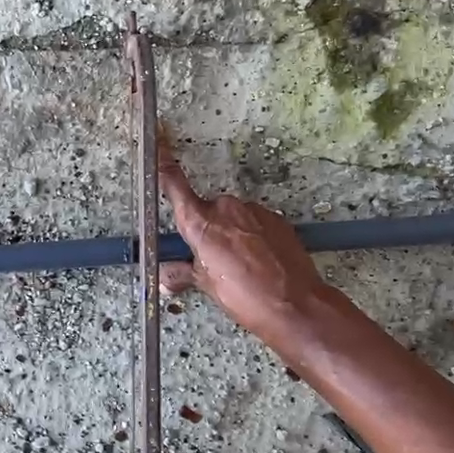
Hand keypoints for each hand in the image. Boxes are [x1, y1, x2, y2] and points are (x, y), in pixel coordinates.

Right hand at [157, 137, 342, 348]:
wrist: (295, 305)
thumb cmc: (248, 297)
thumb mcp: (206, 286)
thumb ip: (182, 273)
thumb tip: (166, 277)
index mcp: (200, 223)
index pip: (174, 185)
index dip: (163, 164)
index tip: (158, 147)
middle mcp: (225, 209)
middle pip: (207, 210)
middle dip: (208, 230)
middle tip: (213, 258)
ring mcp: (253, 211)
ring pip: (232, 217)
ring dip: (232, 234)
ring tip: (242, 266)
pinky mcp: (276, 219)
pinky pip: (255, 223)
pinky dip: (253, 237)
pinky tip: (260, 261)